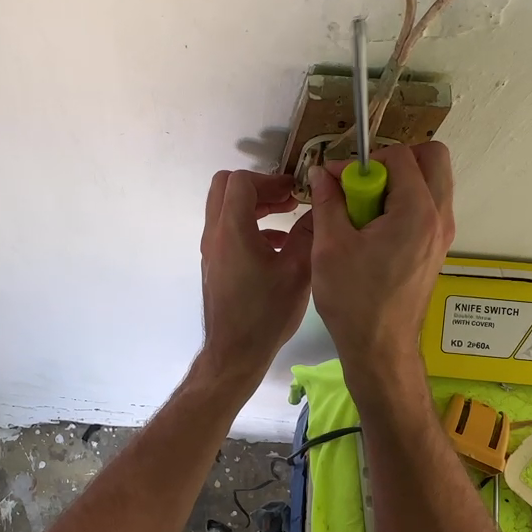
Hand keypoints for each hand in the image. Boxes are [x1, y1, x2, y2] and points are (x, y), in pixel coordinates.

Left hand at [197, 170, 314, 376]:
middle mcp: (215, 235)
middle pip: (225, 188)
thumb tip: (320, 209)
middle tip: (287, 198)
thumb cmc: (266, 314)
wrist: (235, 352)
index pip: (241, 181)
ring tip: (288, 216)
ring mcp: (211, 251)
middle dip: (259, 187)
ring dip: (255, 206)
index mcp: (232, 231)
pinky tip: (278, 244)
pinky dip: (250, 226)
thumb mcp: (297, 271)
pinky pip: (228, 230)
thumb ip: (308, 234)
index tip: (294, 191)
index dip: (270, 179)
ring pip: (226, 209)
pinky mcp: (215, 264)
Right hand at [308, 142, 455, 379]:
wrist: (380, 349)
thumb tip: (320, 174)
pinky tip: (373, 231)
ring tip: (364, 211)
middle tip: (362, 186)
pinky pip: (427, 209)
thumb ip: (328, 202)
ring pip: (432, 184)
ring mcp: (442, 235)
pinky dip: (404, 206)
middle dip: (394, 162)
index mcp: (417, 212)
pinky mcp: (436, 250)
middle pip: (432, 159)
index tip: (337, 180)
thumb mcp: (330, 247)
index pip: (400, 156)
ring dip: (400, 184)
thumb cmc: (354, 301)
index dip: (363, 161)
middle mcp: (440, 218)